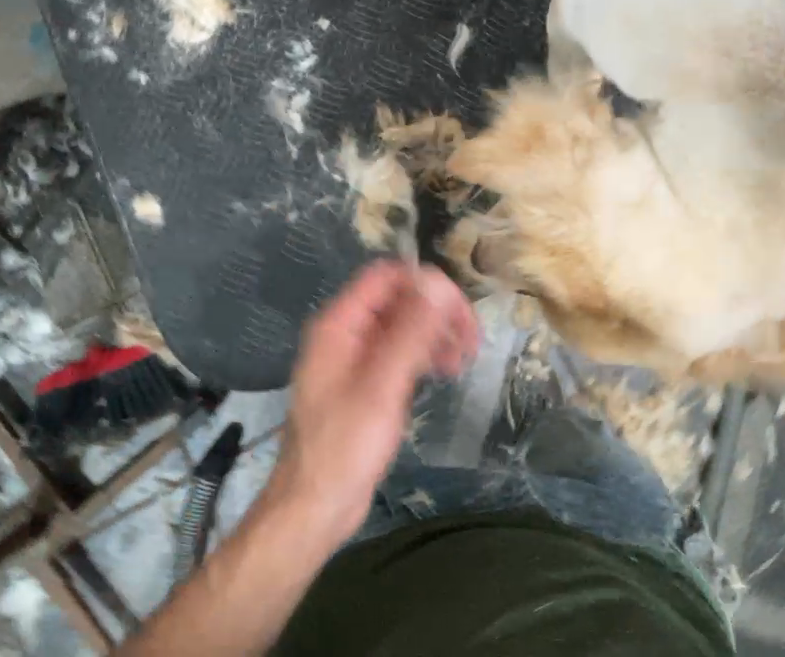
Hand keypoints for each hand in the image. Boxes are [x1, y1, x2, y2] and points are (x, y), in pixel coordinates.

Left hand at [261, 261, 479, 548]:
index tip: (459, 310)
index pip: (386, 277)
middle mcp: (346, 335)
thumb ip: (411, 331)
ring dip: (435, 334)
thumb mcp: (382, 386)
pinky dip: (424, 356)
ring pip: (402, 326)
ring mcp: (355, 360)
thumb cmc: (343, 447)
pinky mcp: (366, 385)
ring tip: (465, 358)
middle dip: (436, 312)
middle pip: (398, 300)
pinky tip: (446, 372)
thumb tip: (439, 282)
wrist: (313, 508)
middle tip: (471, 338)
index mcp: (339, 325)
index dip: (425, 284)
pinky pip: (399, 354)